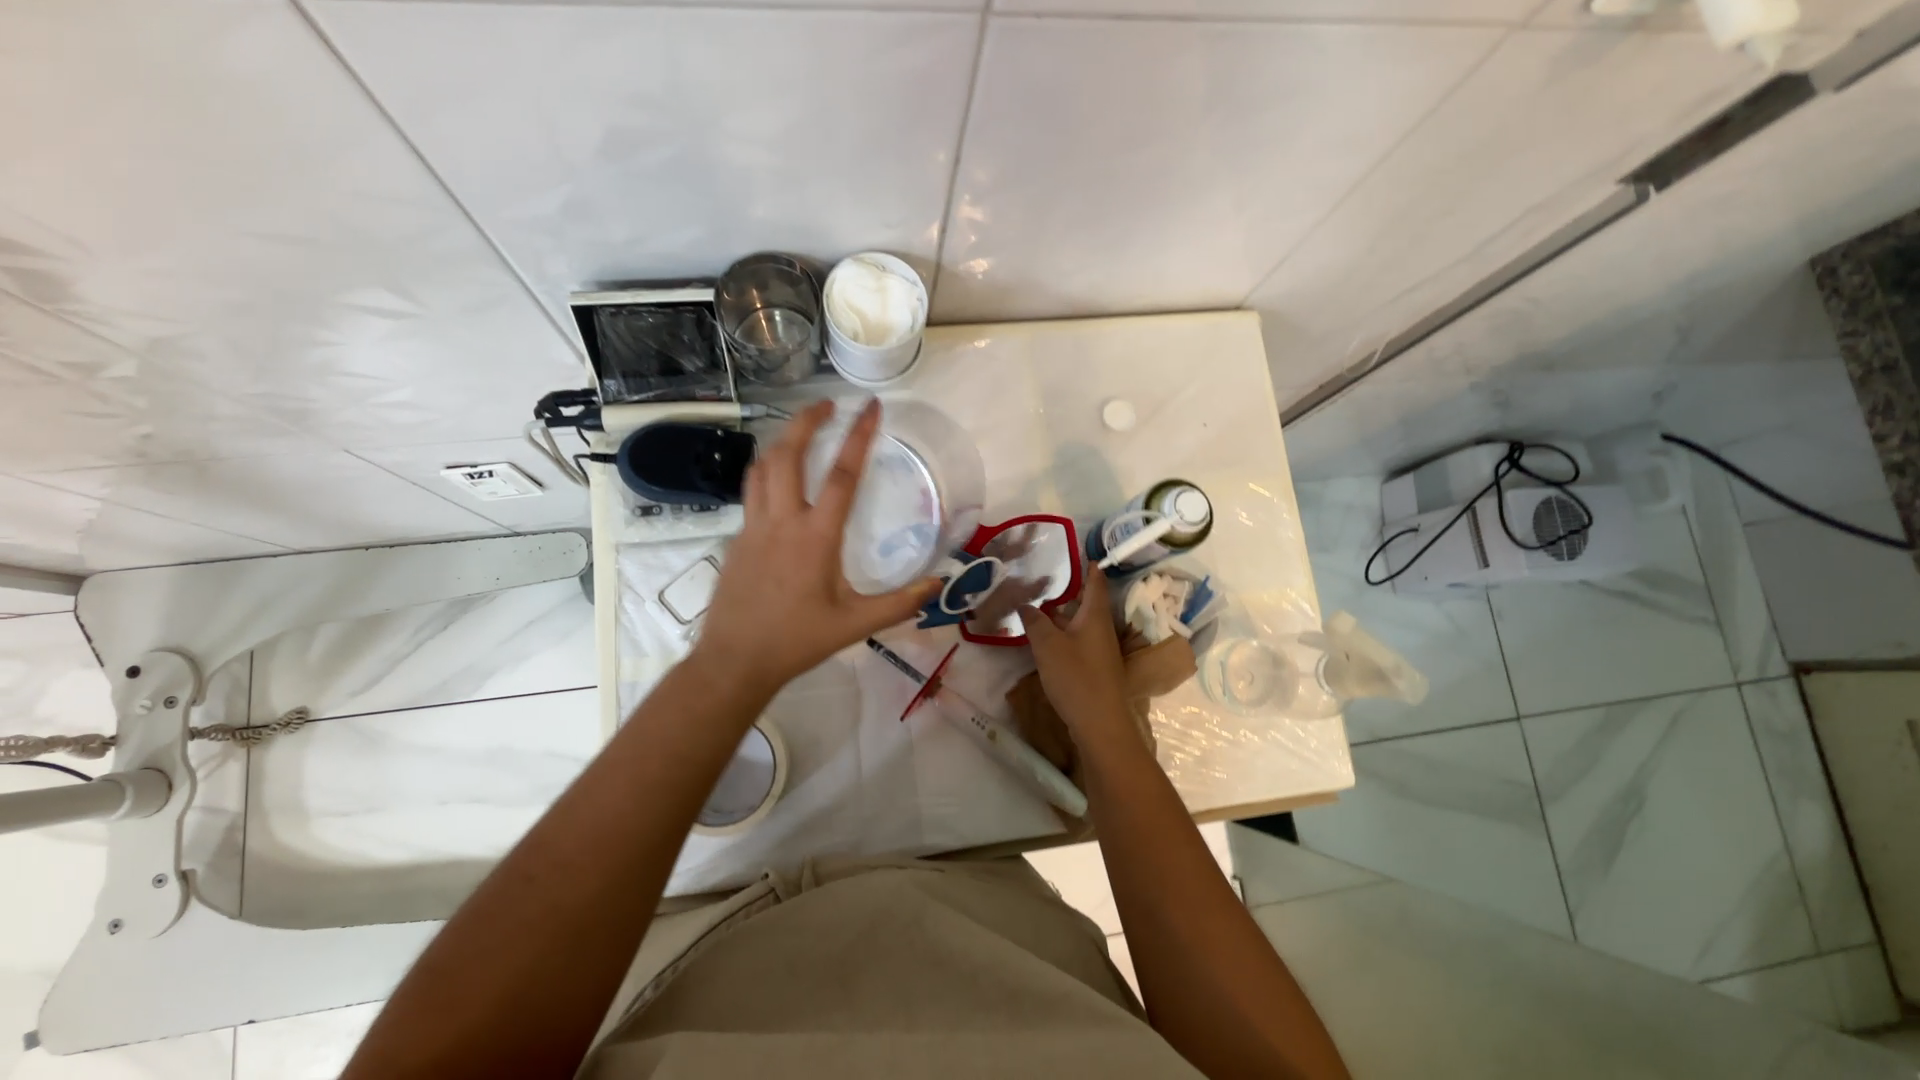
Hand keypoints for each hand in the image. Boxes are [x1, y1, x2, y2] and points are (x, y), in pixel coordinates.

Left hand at [692, 399, 939, 702]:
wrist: (734, 660)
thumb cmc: (797, 641)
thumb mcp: (855, 625)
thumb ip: (899, 603)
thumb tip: (939, 584)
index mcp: (815, 537)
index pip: (842, 475)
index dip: (858, 436)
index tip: (869, 407)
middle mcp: (782, 521)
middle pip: (789, 454)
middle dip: (806, 421)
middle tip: (827, 404)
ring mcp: (754, 527)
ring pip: (762, 468)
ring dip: (782, 442)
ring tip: (800, 431)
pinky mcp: (737, 538)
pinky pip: (751, 492)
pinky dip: (766, 472)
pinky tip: (776, 480)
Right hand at [1018, 566, 1130, 731]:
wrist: (1100, 724)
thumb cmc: (1077, 677)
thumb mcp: (1048, 646)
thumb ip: (1035, 621)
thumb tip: (1025, 603)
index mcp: (1095, 615)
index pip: (1095, 581)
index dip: (1087, 566)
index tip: (1073, 552)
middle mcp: (1100, 628)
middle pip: (1085, 602)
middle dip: (1066, 589)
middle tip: (1041, 577)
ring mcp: (1099, 649)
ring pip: (1079, 622)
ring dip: (1060, 613)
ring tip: (1035, 603)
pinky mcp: (1093, 667)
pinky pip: (1077, 640)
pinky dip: (1061, 633)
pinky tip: (1043, 637)